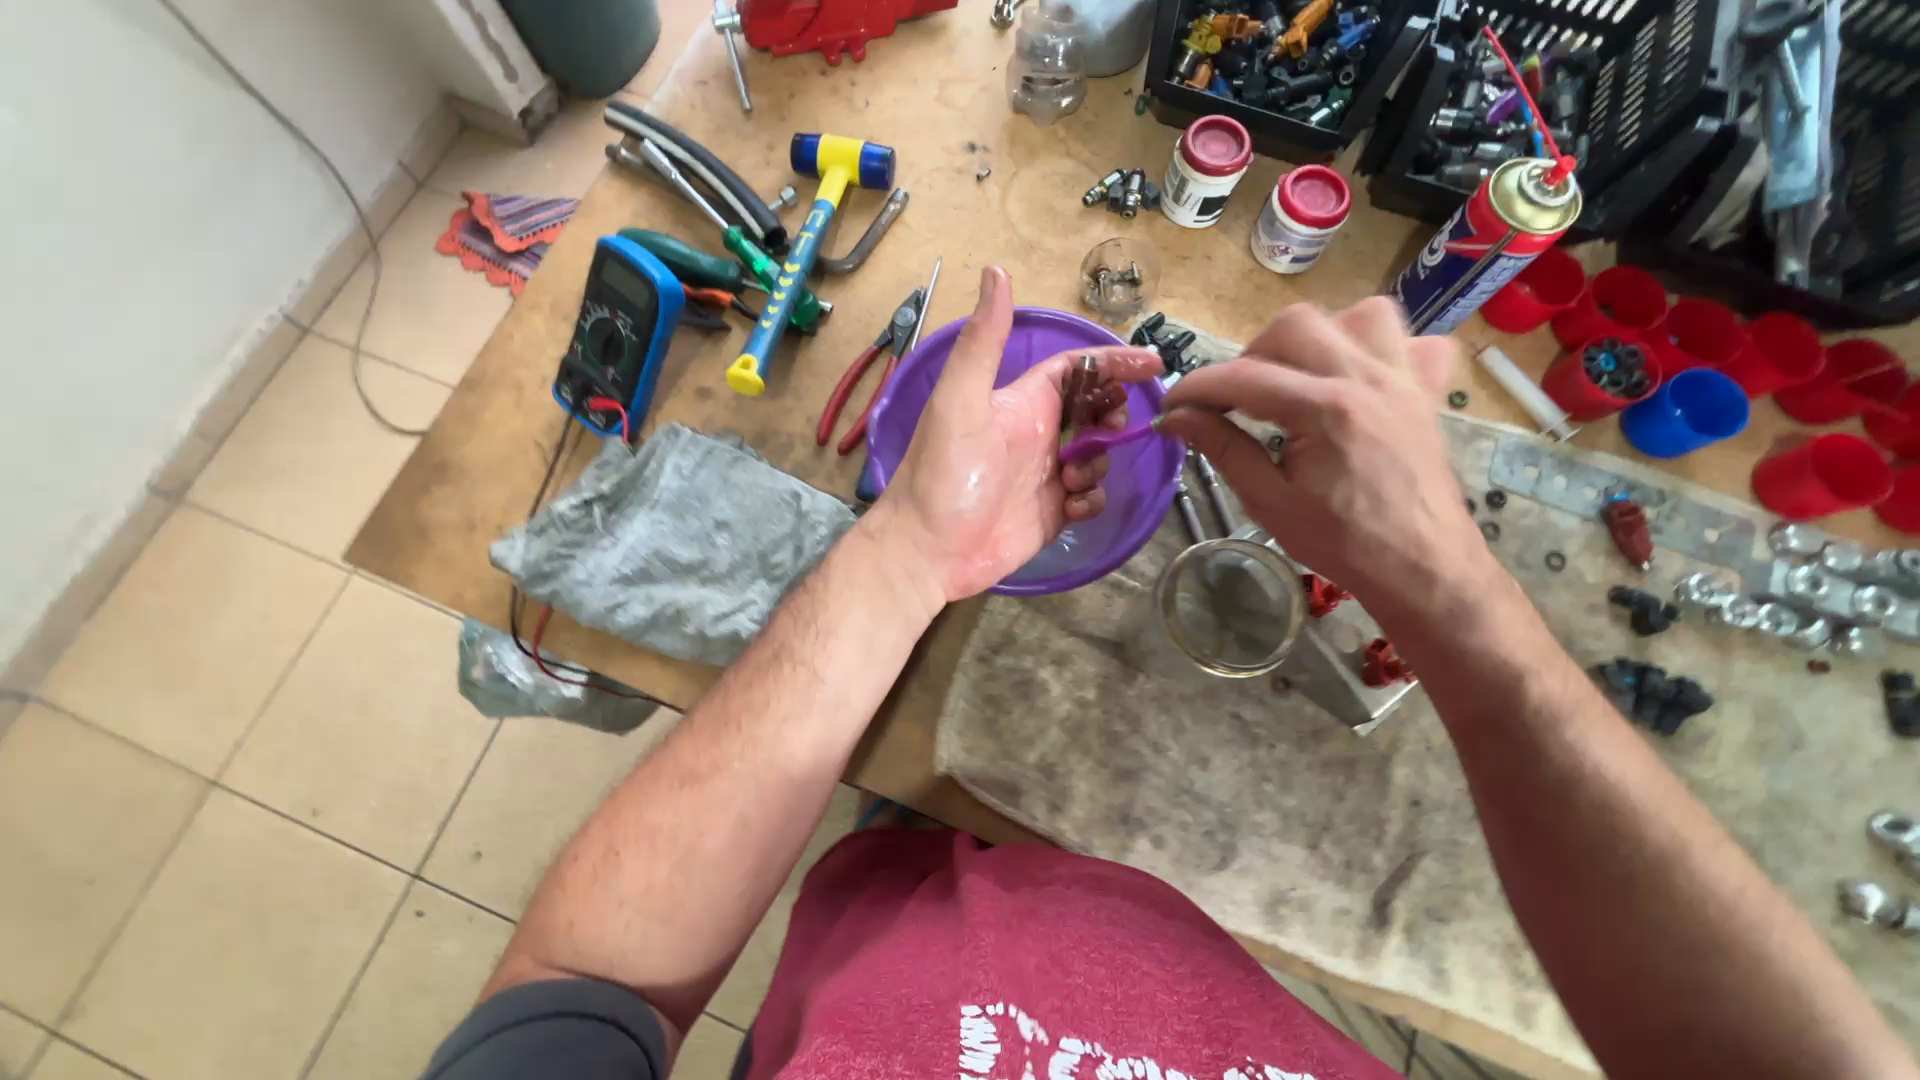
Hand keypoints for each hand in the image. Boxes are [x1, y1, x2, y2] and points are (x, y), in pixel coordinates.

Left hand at [870, 266, 1161, 602]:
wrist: (929, 550)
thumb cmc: (943, 473)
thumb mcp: (960, 400)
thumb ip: (983, 341)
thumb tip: (996, 269)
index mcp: (1019, 402)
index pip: (1077, 370)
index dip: (1113, 362)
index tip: (1152, 364)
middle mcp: (1036, 434)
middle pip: (1095, 412)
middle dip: (1114, 416)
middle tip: (1112, 431)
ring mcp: (1045, 476)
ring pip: (1097, 457)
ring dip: (1098, 465)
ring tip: (1068, 482)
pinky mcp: (1050, 514)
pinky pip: (1089, 498)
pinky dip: (1091, 499)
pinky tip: (1069, 507)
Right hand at [1159, 298, 1489, 617]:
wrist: (1421, 567)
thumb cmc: (1341, 543)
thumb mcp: (1269, 502)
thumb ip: (1223, 449)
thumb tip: (1176, 418)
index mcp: (1325, 411)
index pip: (1243, 378)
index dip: (1196, 387)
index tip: (1172, 406)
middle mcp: (1367, 379)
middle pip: (1294, 326)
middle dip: (1251, 357)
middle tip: (1238, 400)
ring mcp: (1404, 379)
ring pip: (1357, 315)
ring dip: (1318, 339)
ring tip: (1299, 379)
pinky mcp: (1426, 391)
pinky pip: (1412, 341)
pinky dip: (1380, 350)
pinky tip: (1358, 380)